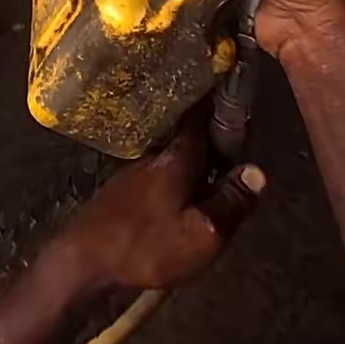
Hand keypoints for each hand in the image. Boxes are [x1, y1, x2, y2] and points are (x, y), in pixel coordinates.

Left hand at [51, 118, 265, 291]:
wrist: (87, 255)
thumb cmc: (147, 244)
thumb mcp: (202, 234)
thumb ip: (229, 203)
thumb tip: (257, 170)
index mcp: (174, 163)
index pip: (197, 124)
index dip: (213, 106)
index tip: (227, 87)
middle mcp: (153, 159)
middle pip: (188, 141)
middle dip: (211, 135)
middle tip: (237, 133)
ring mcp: (135, 174)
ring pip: (174, 159)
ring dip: (196, 158)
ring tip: (221, 165)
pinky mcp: (125, 190)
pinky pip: (162, 174)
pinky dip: (181, 175)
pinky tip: (189, 191)